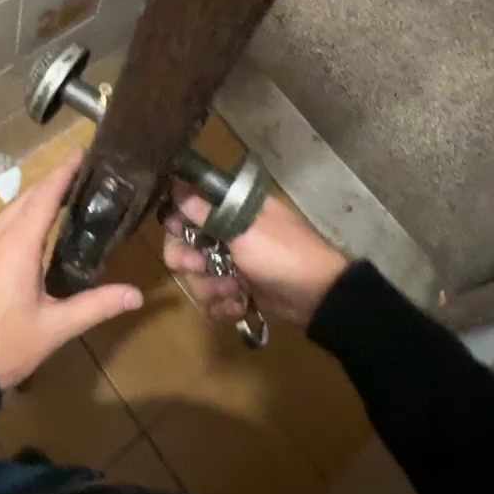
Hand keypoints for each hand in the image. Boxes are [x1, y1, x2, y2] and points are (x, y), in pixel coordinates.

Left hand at [0, 154, 143, 388]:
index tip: (82, 152)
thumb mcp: (53, 329)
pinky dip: (16, 219)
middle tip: (79, 175)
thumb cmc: (2, 347)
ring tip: (59, 199)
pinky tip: (26, 233)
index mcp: (17, 244)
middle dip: (52, 183)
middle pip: (26, 198)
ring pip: (7, 212)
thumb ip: (95, 306)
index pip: (45, 195)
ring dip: (33, 201)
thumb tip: (137, 295)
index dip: (64, 172)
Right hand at [162, 182, 348, 327]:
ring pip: (197, 275)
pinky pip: (213, 298)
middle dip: (188, 259)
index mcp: (231, 208)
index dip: (178, 218)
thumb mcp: (244, 230)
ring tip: (234, 291)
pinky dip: (223, 306)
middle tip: (199, 266)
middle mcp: (227, 231)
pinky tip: (239, 305)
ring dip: (210, 287)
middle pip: (185, 242)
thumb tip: (178, 188)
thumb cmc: (282, 254)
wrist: (317, 297)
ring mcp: (231, 261)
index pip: (190, 204)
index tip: (176, 231)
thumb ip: (208, 213)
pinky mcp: (237, 289)